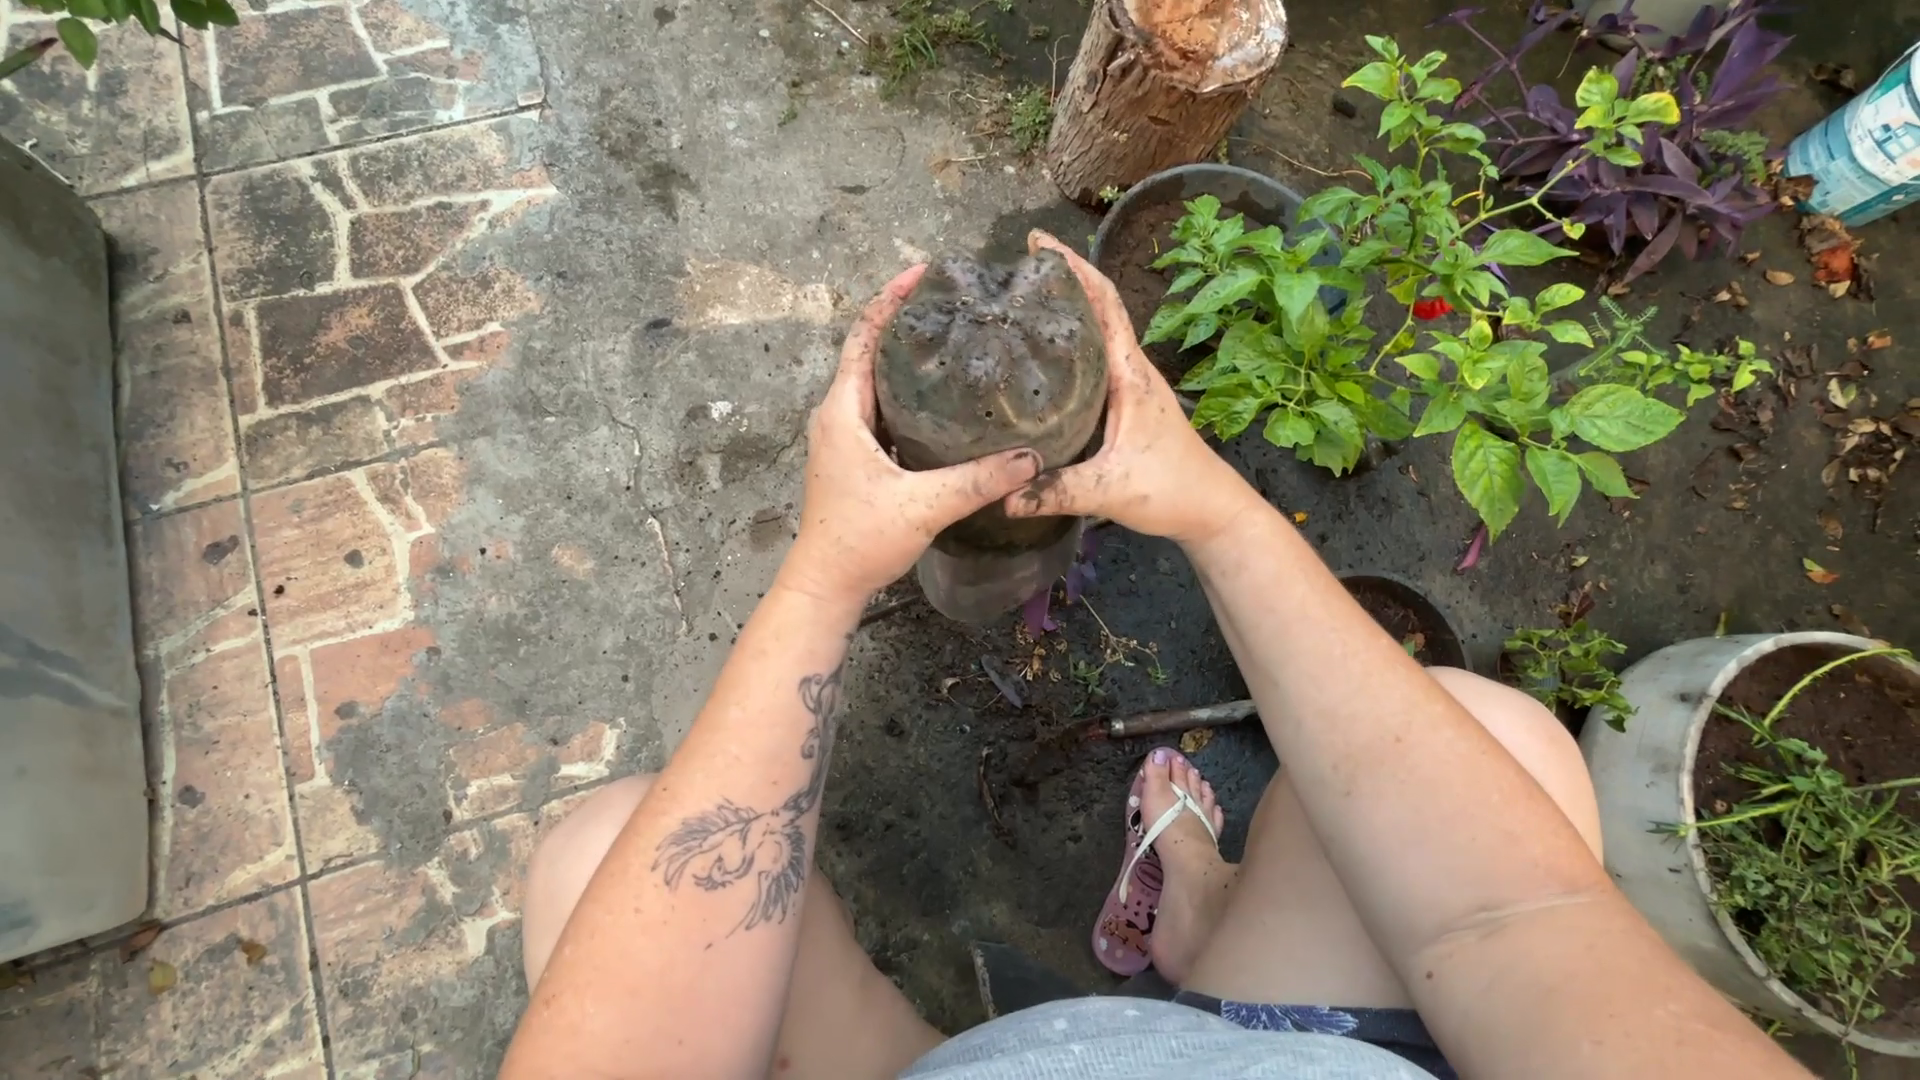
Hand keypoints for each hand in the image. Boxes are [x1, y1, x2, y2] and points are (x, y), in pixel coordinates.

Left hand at [780, 264, 1043, 607]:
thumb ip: (977, 482)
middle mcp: (838, 415)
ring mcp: (844, 437)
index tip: (923, 272)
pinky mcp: (856, 456)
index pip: (863, 338)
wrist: (826, 583)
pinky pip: (882, 409)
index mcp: (843, 411)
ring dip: (906, 358)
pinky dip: (908, 392)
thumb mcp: (923, 506)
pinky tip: (942, 399)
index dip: (890, 300)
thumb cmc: (860, 540)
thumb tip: (1031, 458)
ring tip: (951, 339)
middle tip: (950, 303)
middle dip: (904, 322)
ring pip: (876, 382)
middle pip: (869, 352)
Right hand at [1002, 231, 1259, 544]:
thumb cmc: (1171, 489)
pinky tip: (1042, 362)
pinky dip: (1069, 349)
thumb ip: (1055, 491)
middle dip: (1061, 283)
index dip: (1074, 267)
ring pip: (1095, 336)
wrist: (1211, 509)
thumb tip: (1000, 496)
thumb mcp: (1109, 489)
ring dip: (1066, 314)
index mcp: (1130, 374)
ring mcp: (1131, 386)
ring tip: (1020, 308)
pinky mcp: (1126, 406)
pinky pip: (1093, 363)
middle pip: (1097, 310)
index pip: (1104, 303)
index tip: (1038, 244)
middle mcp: (1131, 370)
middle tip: (1014, 276)